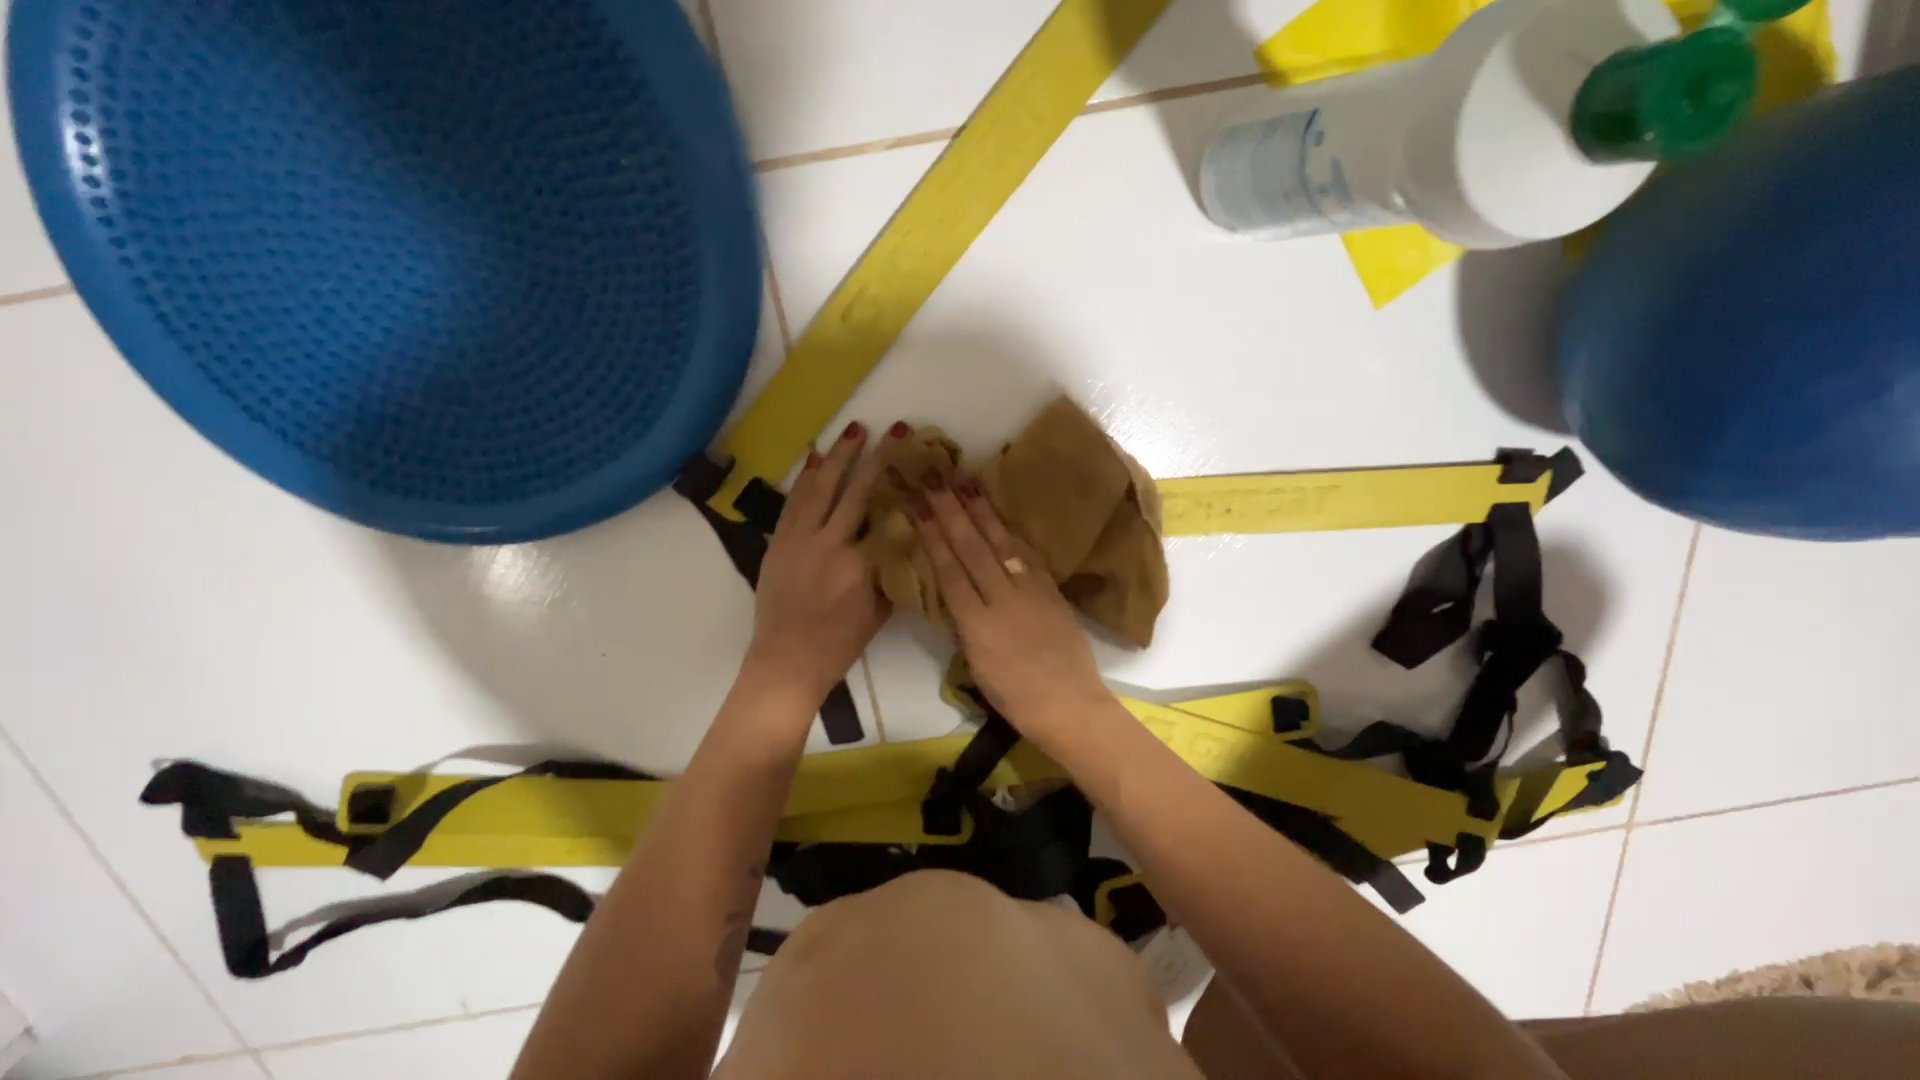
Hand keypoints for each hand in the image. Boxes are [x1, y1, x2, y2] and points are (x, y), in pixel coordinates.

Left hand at [747, 422, 891, 705]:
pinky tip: (816, 458)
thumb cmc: (840, 644)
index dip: (905, 486)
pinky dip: (806, 479)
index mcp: (862, 564)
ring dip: (839, 456)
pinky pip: (795, 502)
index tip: (919, 462)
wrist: (786, 660)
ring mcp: (801, 540)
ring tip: (854, 429)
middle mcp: (831, 543)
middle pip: (858, 491)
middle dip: (878, 457)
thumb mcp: (880, 611)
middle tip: (896, 429)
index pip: (889, 514)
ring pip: (822, 488)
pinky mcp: (780, 542)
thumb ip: (893, 573)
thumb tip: (906, 540)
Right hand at [911, 478, 1115, 742]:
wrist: (1068, 704)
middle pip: (971, 548)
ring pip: (1000, 544)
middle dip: (950, 512)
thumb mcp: (976, 666)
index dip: (931, 538)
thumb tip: (954, 595)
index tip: (917, 509)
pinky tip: (999, 517)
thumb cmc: (1015, 697)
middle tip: (934, 480)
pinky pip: (1026, 555)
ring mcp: (1030, 592)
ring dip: (981, 512)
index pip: (949, 571)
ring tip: (965, 483)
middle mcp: (1001, 599)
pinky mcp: (1052, 591)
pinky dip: (1010, 533)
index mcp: (976, 624)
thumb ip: (964, 627)